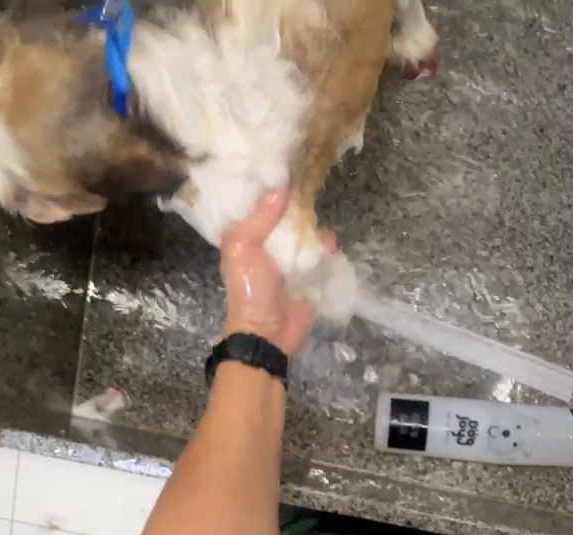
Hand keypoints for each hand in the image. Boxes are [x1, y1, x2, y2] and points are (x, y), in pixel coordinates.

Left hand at [220, 189, 319, 356]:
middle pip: (285, 215)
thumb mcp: (242, 247)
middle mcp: (268, 244)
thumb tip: (282, 187)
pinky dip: (327, 247)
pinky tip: (330, 241)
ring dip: (314, 224)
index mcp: (246, 236)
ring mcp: (290, 260)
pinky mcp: (310, 276)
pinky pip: (321, 255)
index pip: (257, 204)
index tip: (284, 162)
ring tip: (322, 208)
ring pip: (305, 233)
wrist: (268, 333)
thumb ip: (259, 217)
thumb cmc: (249, 289)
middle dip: (297, 201)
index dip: (267, 185)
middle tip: (311, 177)